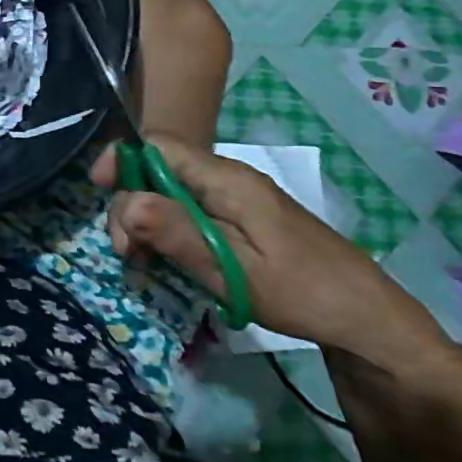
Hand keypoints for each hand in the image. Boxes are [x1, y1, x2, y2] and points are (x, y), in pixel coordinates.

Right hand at [95, 136, 455, 371]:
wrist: (364, 316)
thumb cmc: (300, 291)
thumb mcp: (233, 269)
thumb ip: (178, 233)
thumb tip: (125, 201)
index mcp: (225, 179)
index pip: (159, 145)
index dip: (122, 159)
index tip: (97, 192)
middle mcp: (226, 177)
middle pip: (159, 170)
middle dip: (130, 204)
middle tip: (126, 255)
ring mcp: (234, 197)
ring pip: (171, 191)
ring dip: (146, 221)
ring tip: (141, 263)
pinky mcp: (239, 217)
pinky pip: (190, 210)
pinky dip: (168, 230)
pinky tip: (165, 260)